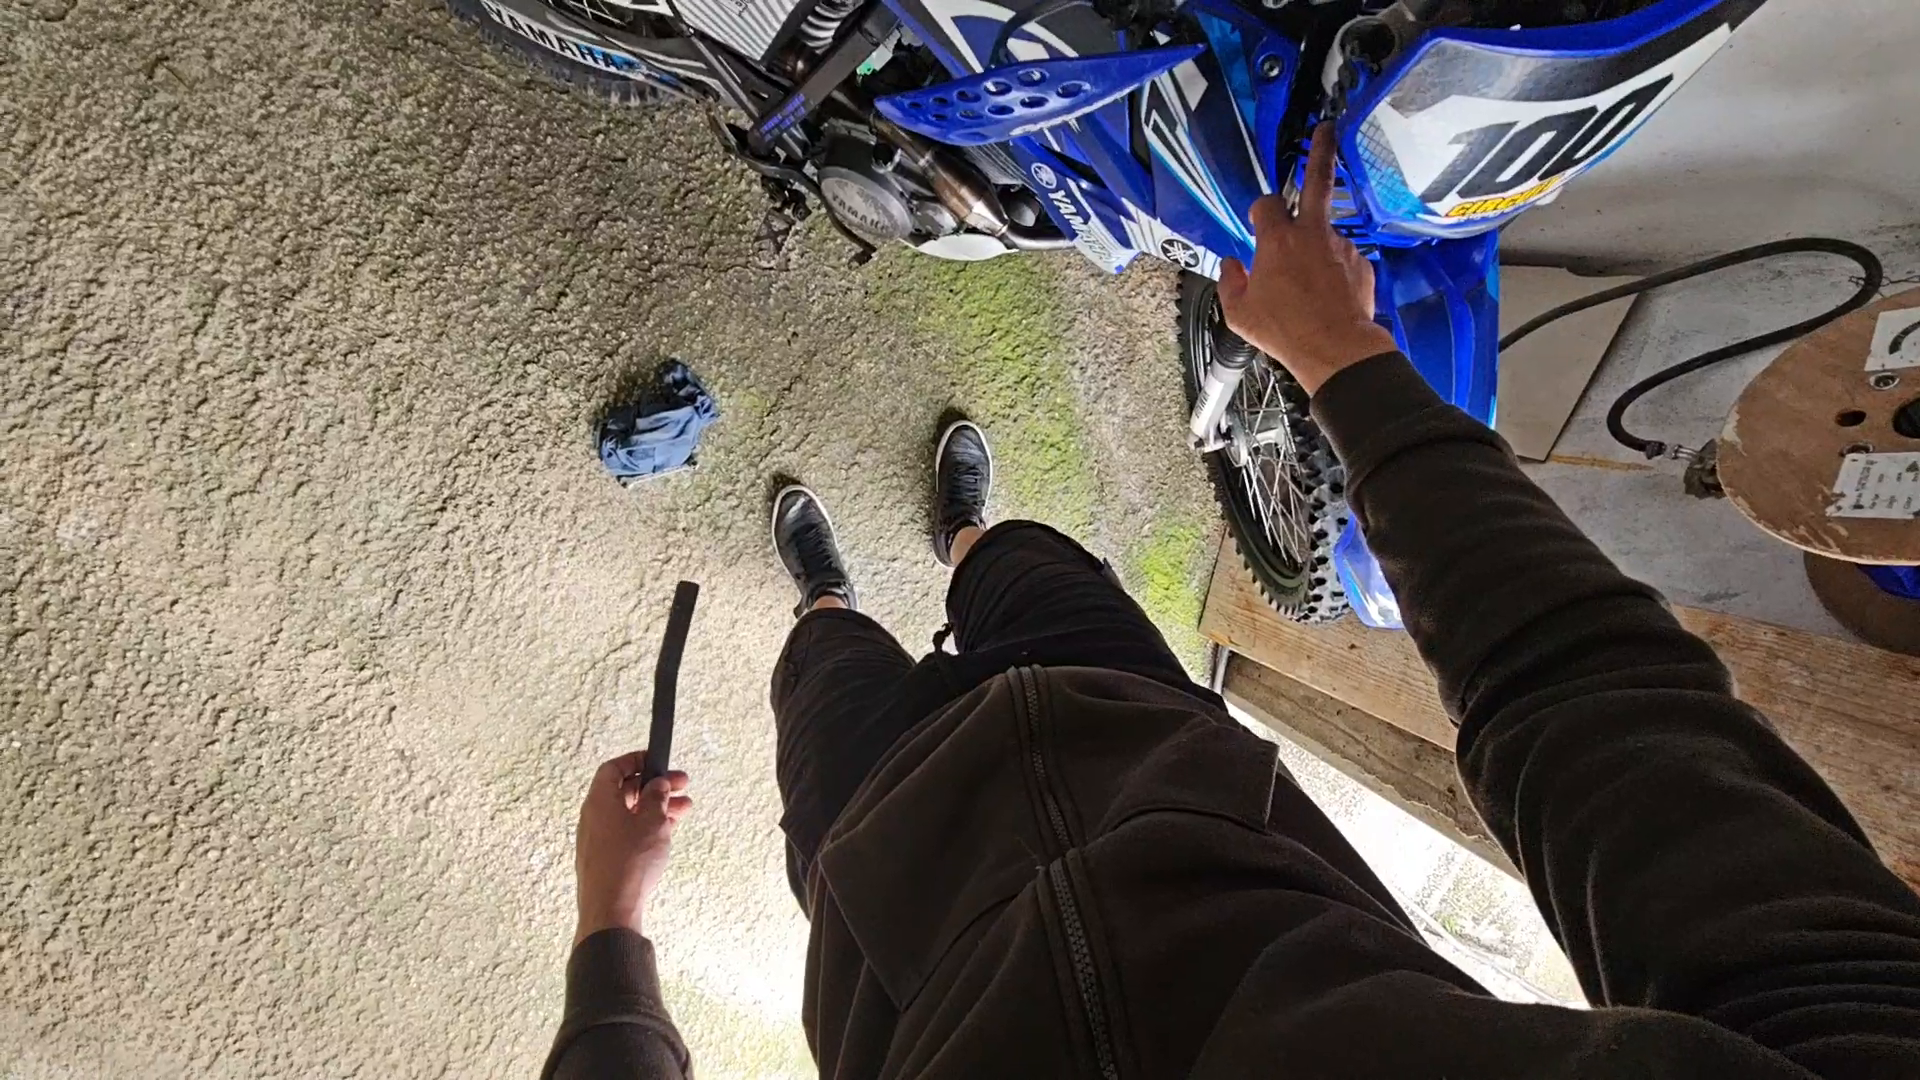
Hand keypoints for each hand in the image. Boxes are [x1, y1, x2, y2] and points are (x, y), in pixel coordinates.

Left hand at [573, 751, 691, 945]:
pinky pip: (627, 832)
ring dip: (657, 807)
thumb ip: (656, 797)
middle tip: (682, 784)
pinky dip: (648, 826)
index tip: (657, 760)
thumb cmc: (630, 861)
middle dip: (655, 785)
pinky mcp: (605, 859)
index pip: (613, 769)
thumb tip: (657, 784)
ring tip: (684, 809)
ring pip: (630, 813)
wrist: (612, 911)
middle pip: (625, 791)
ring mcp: (598, 840)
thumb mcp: (652, 820)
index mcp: (599, 802)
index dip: (635, 760)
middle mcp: (594, 818)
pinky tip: (669, 829)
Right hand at [1218, 124, 1399, 394]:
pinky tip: (1324, 297)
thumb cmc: (1280, 329)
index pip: (1265, 205)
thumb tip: (1231, 264)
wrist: (1333, 346)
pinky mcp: (1360, 262)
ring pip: (1323, 236)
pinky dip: (1331, 273)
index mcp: (1277, 241)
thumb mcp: (1238, 312)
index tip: (1257, 218)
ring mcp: (1341, 245)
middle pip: (1318, 180)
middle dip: (1320, 151)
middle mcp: (1312, 234)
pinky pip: (1340, 261)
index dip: (1259, 209)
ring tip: (1307, 287)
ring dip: (1315, 250)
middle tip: (1326, 128)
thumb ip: (1229, 281)